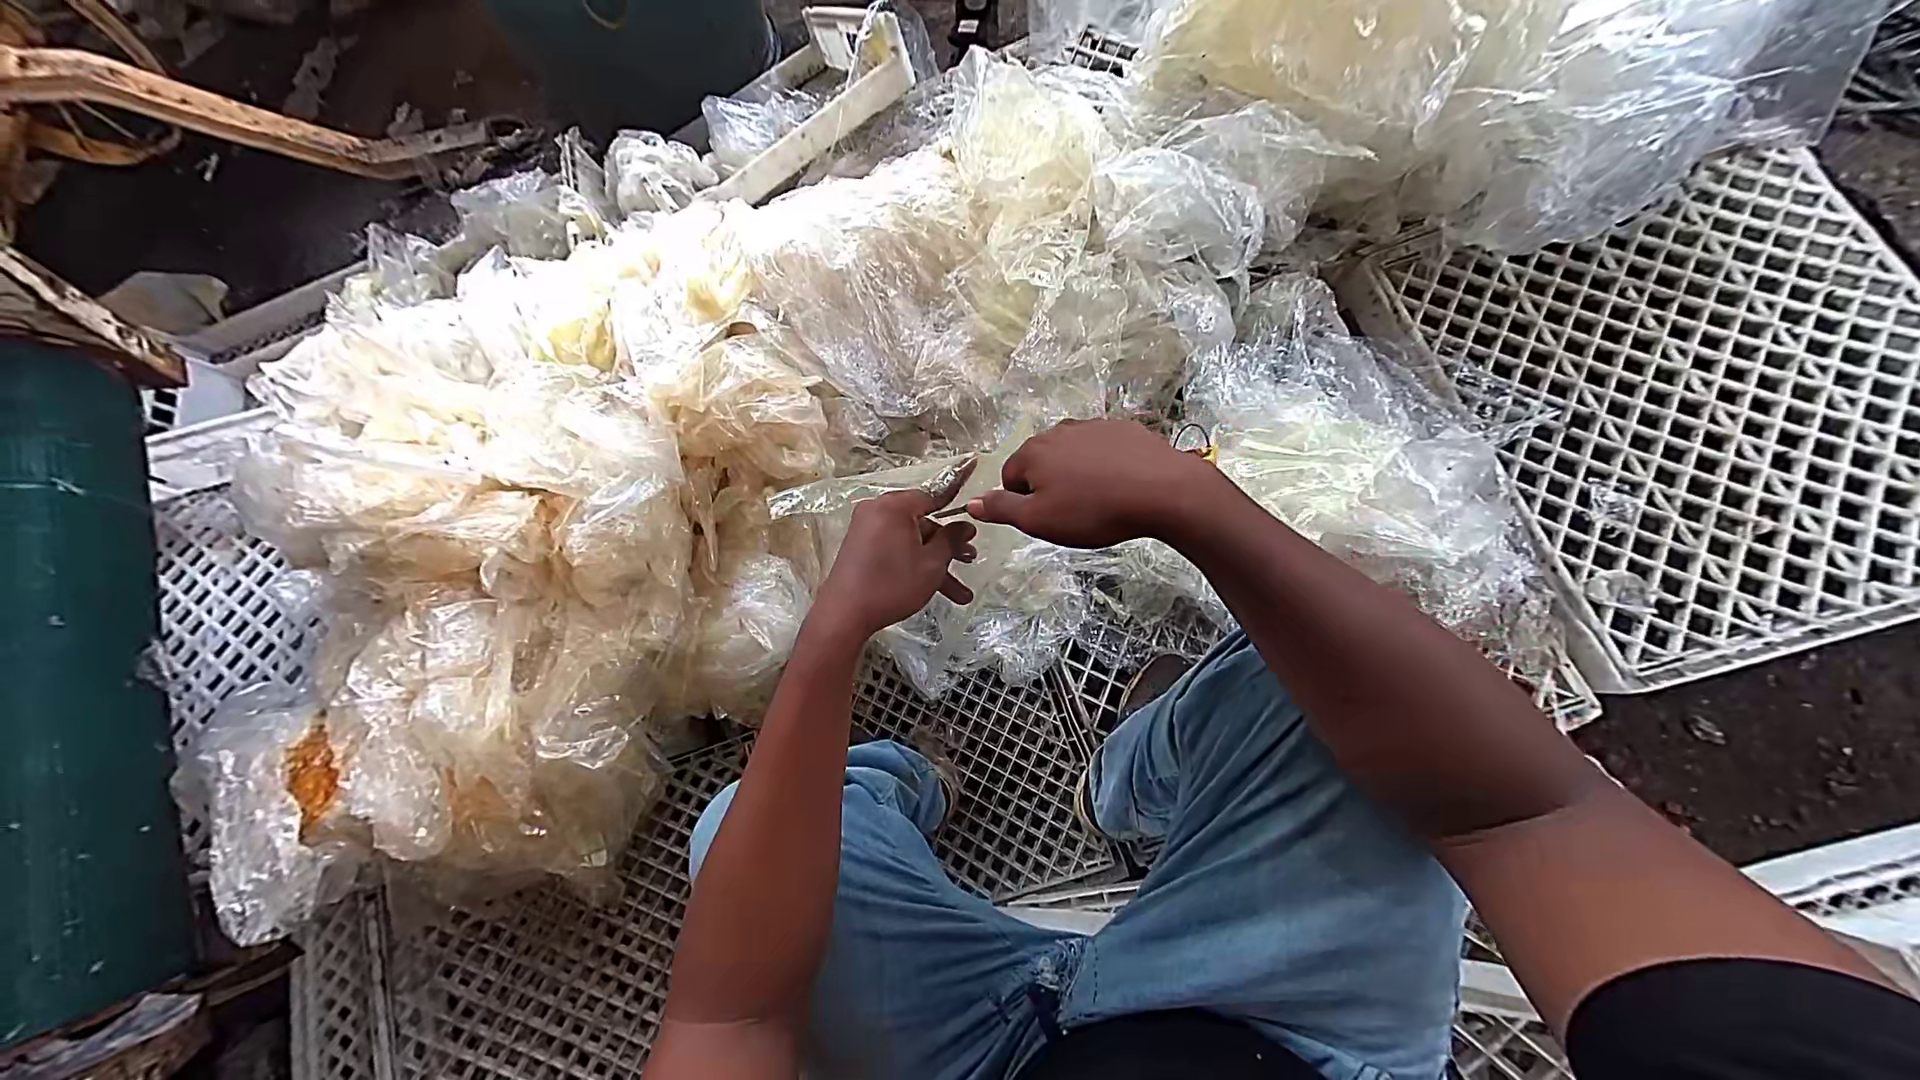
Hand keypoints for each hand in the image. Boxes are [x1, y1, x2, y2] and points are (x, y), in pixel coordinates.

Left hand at [812, 485, 977, 639]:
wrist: (844, 614)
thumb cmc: (892, 584)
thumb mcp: (931, 564)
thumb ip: (951, 540)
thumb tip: (965, 525)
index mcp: (895, 506)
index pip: (934, 494)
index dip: (957, 490)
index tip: (972, 467)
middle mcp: (878, 511)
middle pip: (923, 521)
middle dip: (948, 544)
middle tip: (971, 558)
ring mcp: (868, 530)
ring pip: (912, 541)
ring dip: (936, 563)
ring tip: (960, 591)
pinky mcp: (862, 548)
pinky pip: (897, 549)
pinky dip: (915, 565)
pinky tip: (938, 592)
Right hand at [967, 419, 1219, 548]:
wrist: (1162, 491)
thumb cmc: (1094, 510)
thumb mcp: (1040, 520)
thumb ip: (1002, 509)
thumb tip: (971, 502)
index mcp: (1033, 452)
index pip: (1010, 478)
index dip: (1023, 502)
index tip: (1047, 518)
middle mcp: (1058, 431)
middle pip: (1040, 462)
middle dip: (1049, 485)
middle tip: (1072, 512)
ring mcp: (1092, 426)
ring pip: (1070, 454)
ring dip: (1076, 474)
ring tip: (1098, 499)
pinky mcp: (1123, 428)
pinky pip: (1101, 448)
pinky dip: (1104, 464)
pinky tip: (1120, 484)